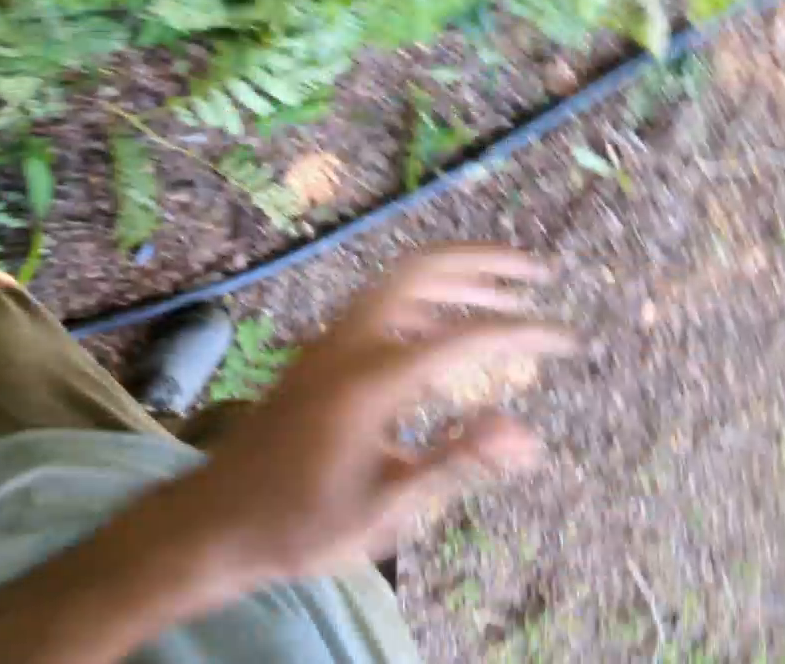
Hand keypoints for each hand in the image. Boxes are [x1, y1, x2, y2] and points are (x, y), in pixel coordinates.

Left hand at [159, 244, 577, 589]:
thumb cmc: (302, 522)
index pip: (467, 337)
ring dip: (453, 277)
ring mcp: (329, 339)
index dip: (524, 334)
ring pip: (399, 280)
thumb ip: (456, 462)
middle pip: (422, 268)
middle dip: (483, 261)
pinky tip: (443, 331)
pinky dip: (422, 300)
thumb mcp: (387, 507)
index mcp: (372, 377)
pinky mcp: (319, 349)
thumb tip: (526, 434)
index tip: (568, 338)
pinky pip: (380, 303)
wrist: (217, 519)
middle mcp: (350, 340)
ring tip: (502, 295)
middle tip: (535, 271)